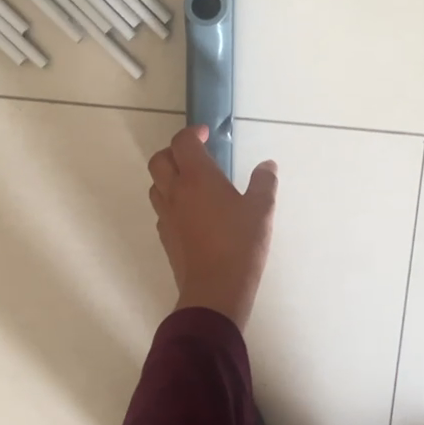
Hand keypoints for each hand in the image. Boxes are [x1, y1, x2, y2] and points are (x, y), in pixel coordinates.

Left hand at [147, 127, 278, 330]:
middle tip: (196, 154)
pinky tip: (193, 212)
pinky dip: (172, 201)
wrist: (214, 291)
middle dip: (174, 151)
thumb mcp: (261, 209)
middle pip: (159, 160)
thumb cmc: (240, 244)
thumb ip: (264, 182)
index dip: (193, 133)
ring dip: (170, 176)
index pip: (182, 143)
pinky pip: (162, 209)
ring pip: (156, 185)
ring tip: (193, 182)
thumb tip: (267, 166)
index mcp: (197, 178)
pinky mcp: (166, 238)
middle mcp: (176, 192)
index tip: (207, 135)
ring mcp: (167, 216)